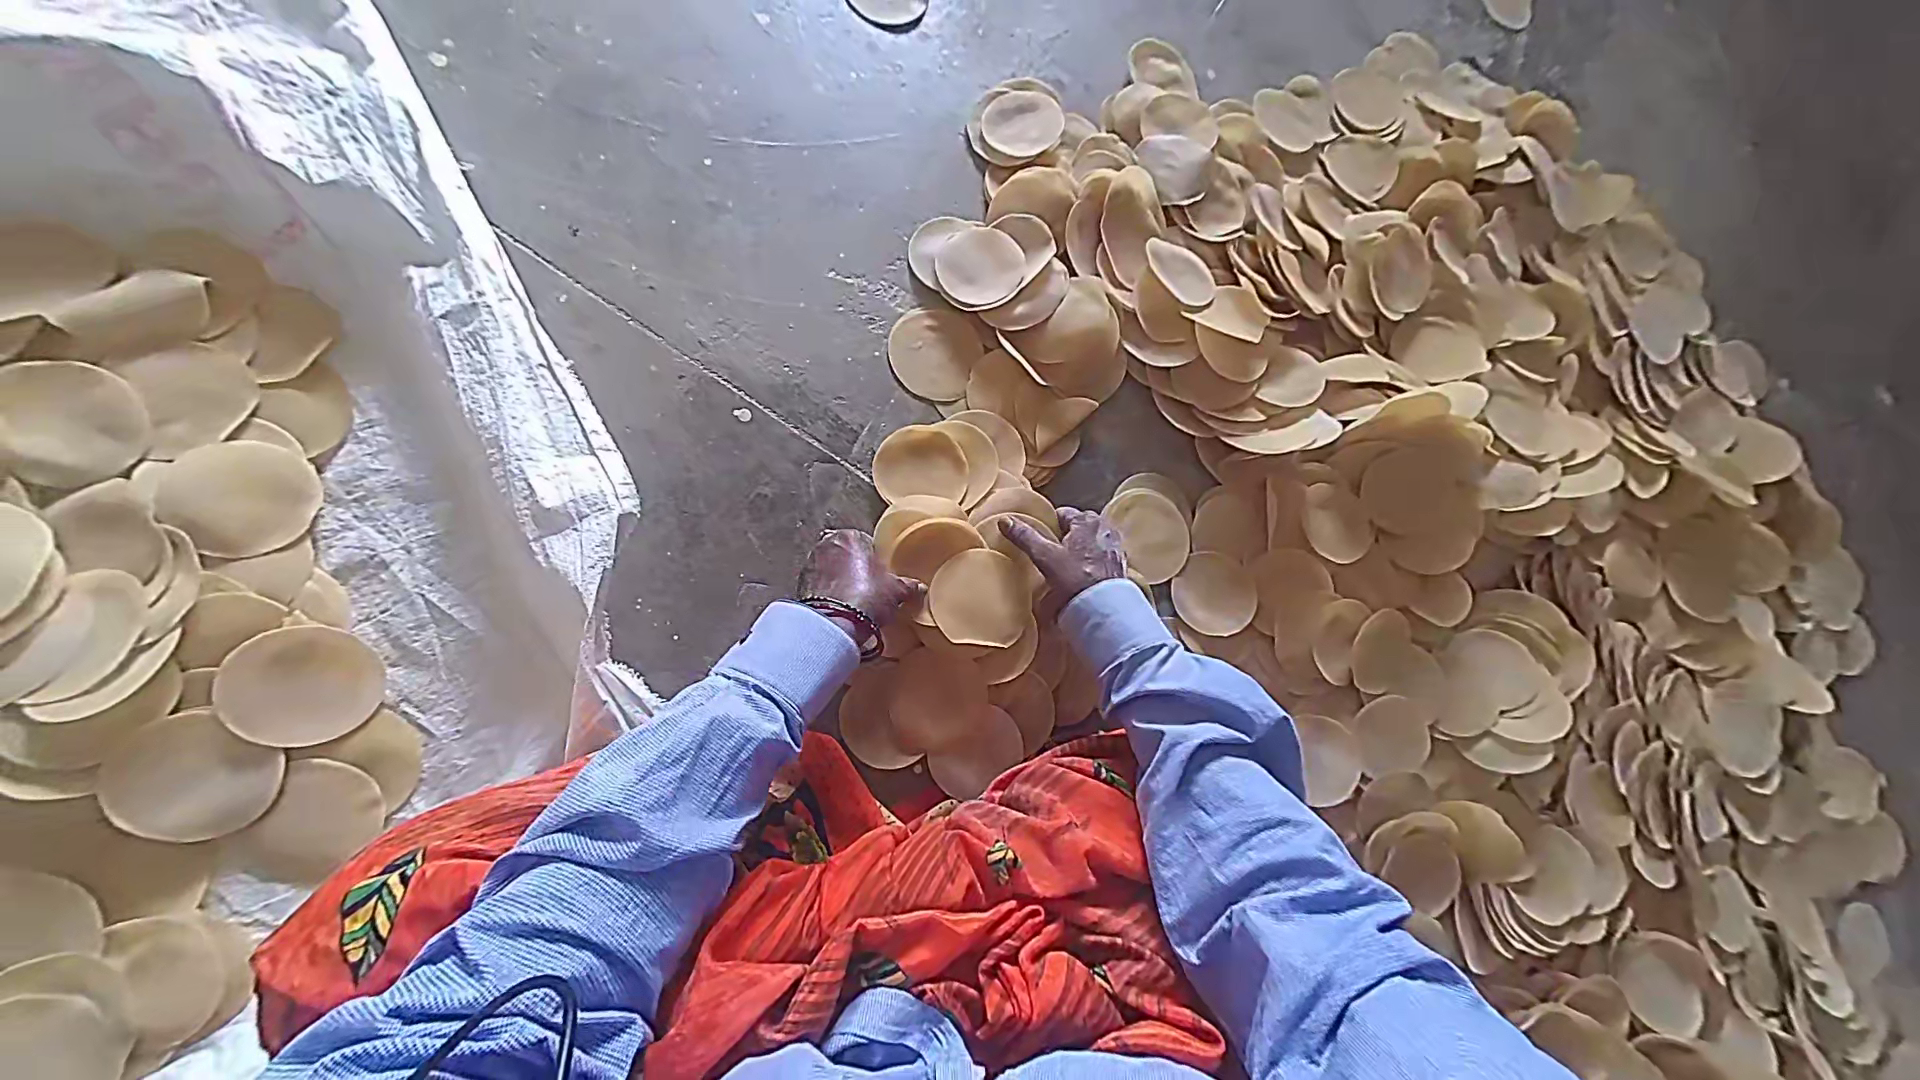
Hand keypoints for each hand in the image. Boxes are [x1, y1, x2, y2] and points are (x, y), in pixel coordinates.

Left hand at [796, 529, 922, 634]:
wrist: (835, 624)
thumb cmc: (866, 597)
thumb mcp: (897, 591)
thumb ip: (908, 585)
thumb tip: (918, 587)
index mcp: (851, 536)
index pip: (866, 542)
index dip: (876, 559)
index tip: (882, 574)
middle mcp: (827, 544)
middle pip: (846, 554)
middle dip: (856, 568)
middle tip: (870, 587)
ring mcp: (811, 564)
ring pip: (831, 569)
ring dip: (840, 580)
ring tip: (855, 600)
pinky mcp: (801, 585)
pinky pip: (820, 586)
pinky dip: (829, 593)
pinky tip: (841, 608)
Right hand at [999, 507, 1126, 601]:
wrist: (1103, 607)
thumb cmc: (1075, 577)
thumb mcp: (1044, 556)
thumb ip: (1025, 537)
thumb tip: (1005, 521)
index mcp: (1087, 520)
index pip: (1063, 514)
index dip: (1049, 525)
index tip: (1041, 537)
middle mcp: (1105, 529)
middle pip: (1079, 527)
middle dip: (1066, 536)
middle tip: (1052, 553)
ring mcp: (1114, 548)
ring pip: (1091, 542)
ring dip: (1081, 549)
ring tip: (1067, 566)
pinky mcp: (1120, 566)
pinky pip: (1101, 558)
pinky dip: (1092, 562)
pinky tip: (1083, 576)